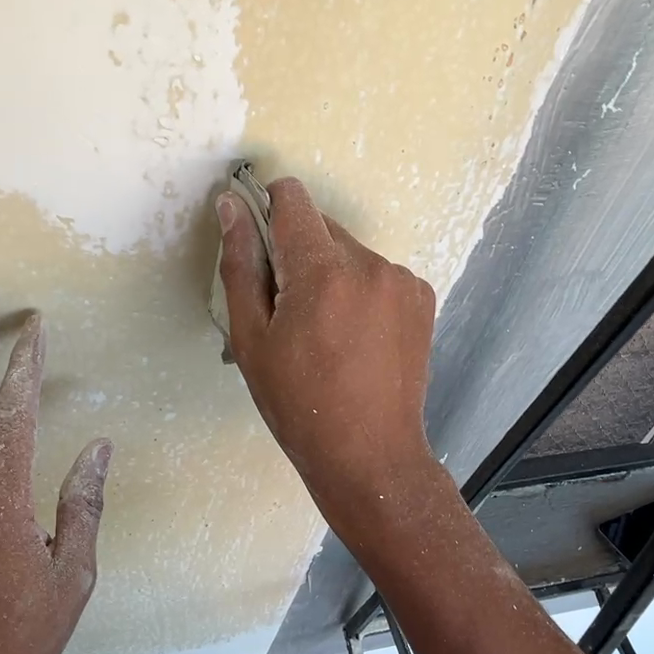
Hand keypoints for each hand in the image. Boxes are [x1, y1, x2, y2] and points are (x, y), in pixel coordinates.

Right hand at [215, 178, 441, 538]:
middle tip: (289, 311)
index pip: (292, 198)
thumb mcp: (251, 340)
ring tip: (326, 331)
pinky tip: (356, 336)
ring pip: (349, 252)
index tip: (259, 244)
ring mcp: (402, 280)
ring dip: (330, 273)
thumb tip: (231, 206)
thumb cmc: (298, 405)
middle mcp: (370, 263)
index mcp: (323, 271)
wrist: (370, 455)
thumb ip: (240, 265)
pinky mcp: (422, 297)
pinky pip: (377, 274)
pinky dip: (359, 291)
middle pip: (320, 227)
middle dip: (297, 254)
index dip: (267, 209)